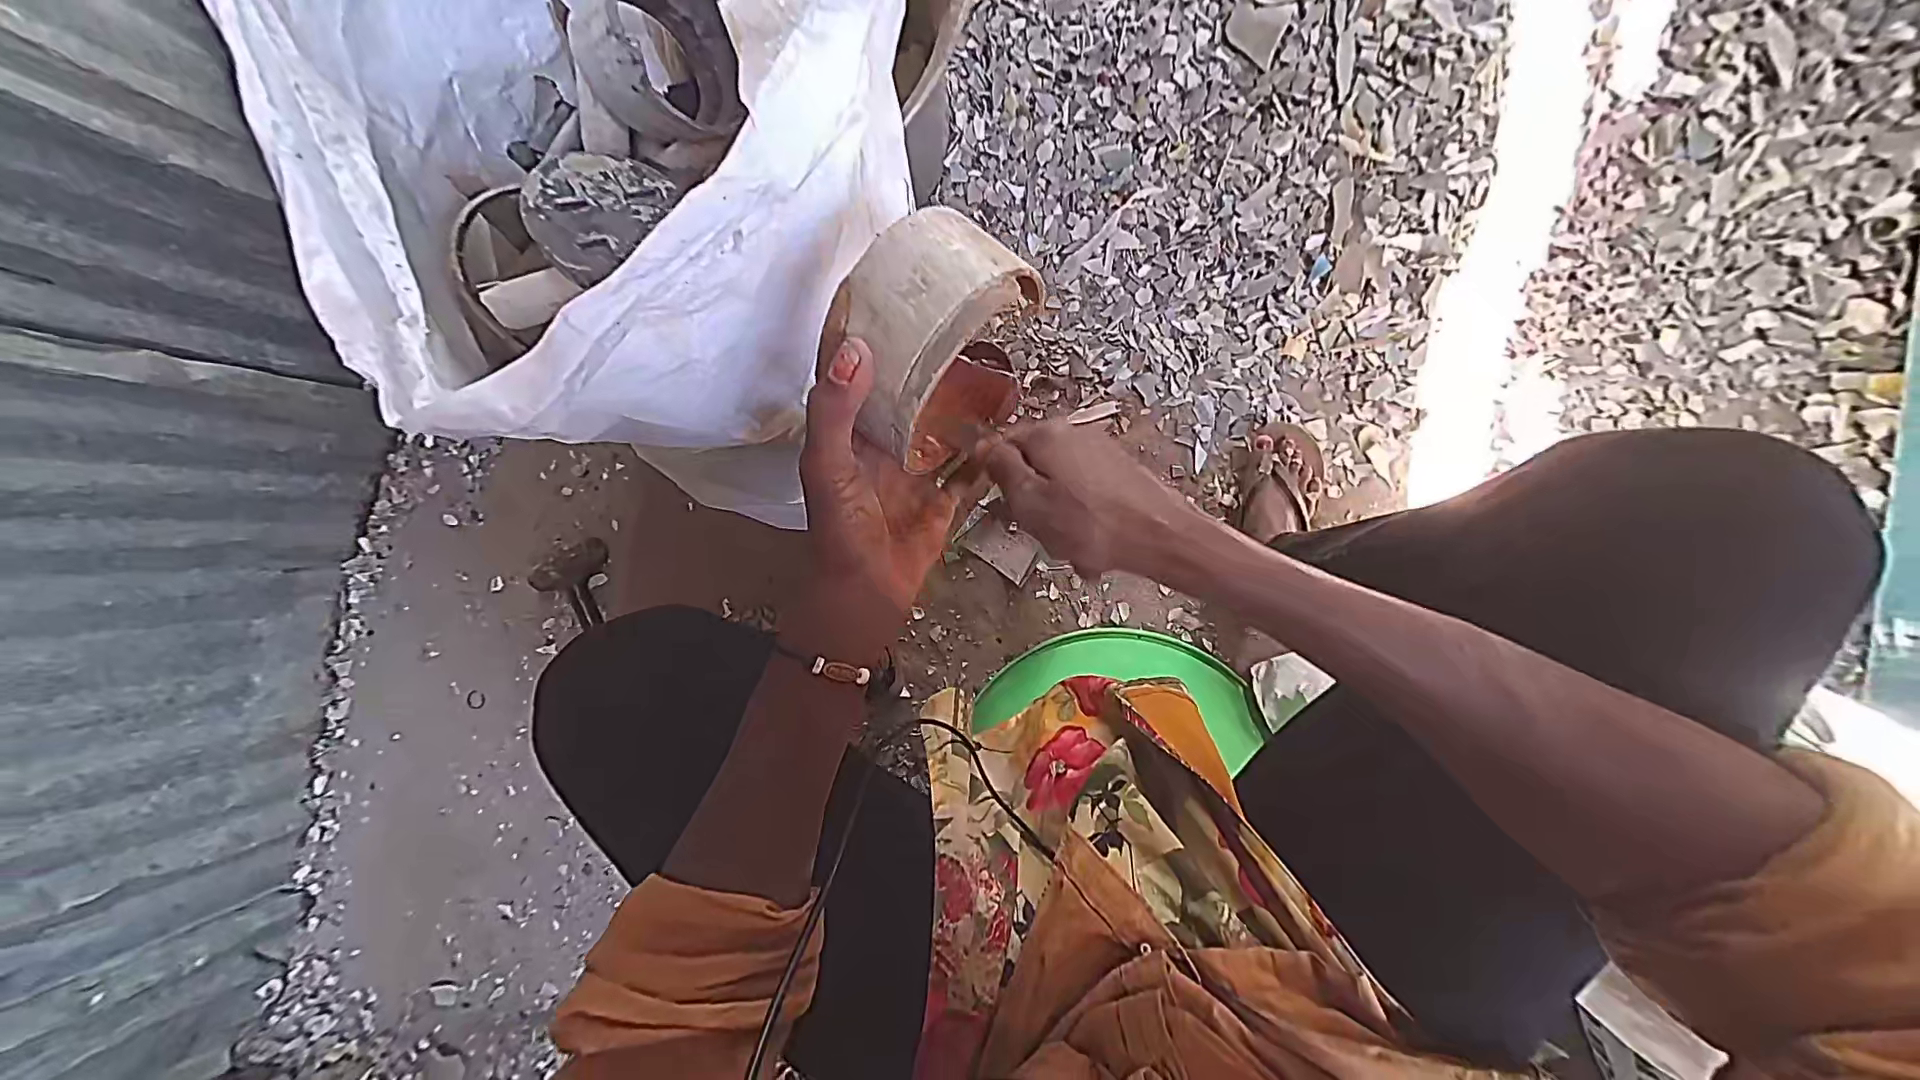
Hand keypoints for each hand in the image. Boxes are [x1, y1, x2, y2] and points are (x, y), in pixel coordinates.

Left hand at [794, 337, 976, 656]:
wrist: (866, 591)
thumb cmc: (839, 529)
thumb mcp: (827, 466)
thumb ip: (836, 412)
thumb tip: (856, 349)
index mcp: (851, 433)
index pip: (856, 375)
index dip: (866, 339)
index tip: (888, 297)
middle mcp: (885, 445)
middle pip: (907, 396)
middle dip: (927, 367)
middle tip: (956, 329)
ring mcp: (916, 472)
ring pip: (942, 429)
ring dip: (962, 407)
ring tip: (991, 373)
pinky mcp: (943, 498)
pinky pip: (968, 471)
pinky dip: (986, 455)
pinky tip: (1007, 431)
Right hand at [977, 420, 1210, 578]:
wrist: (1160, 537)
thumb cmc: (1094, 525)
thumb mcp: (1029, 501)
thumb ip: (1001, 469)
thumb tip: (984, 448)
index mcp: (1046, 435)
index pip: (1000, 446)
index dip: (994, 477)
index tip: (1000, 503)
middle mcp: (1074, 434)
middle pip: (1032, 467)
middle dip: (1031, 502)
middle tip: (1037, 529)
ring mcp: (1100, 453)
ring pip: (1059, 486)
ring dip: (1057, 517)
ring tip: (1070, 545)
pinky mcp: (1119, 473)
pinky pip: (1085, 497)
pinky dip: (1082, 520)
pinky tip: (1091, 545)